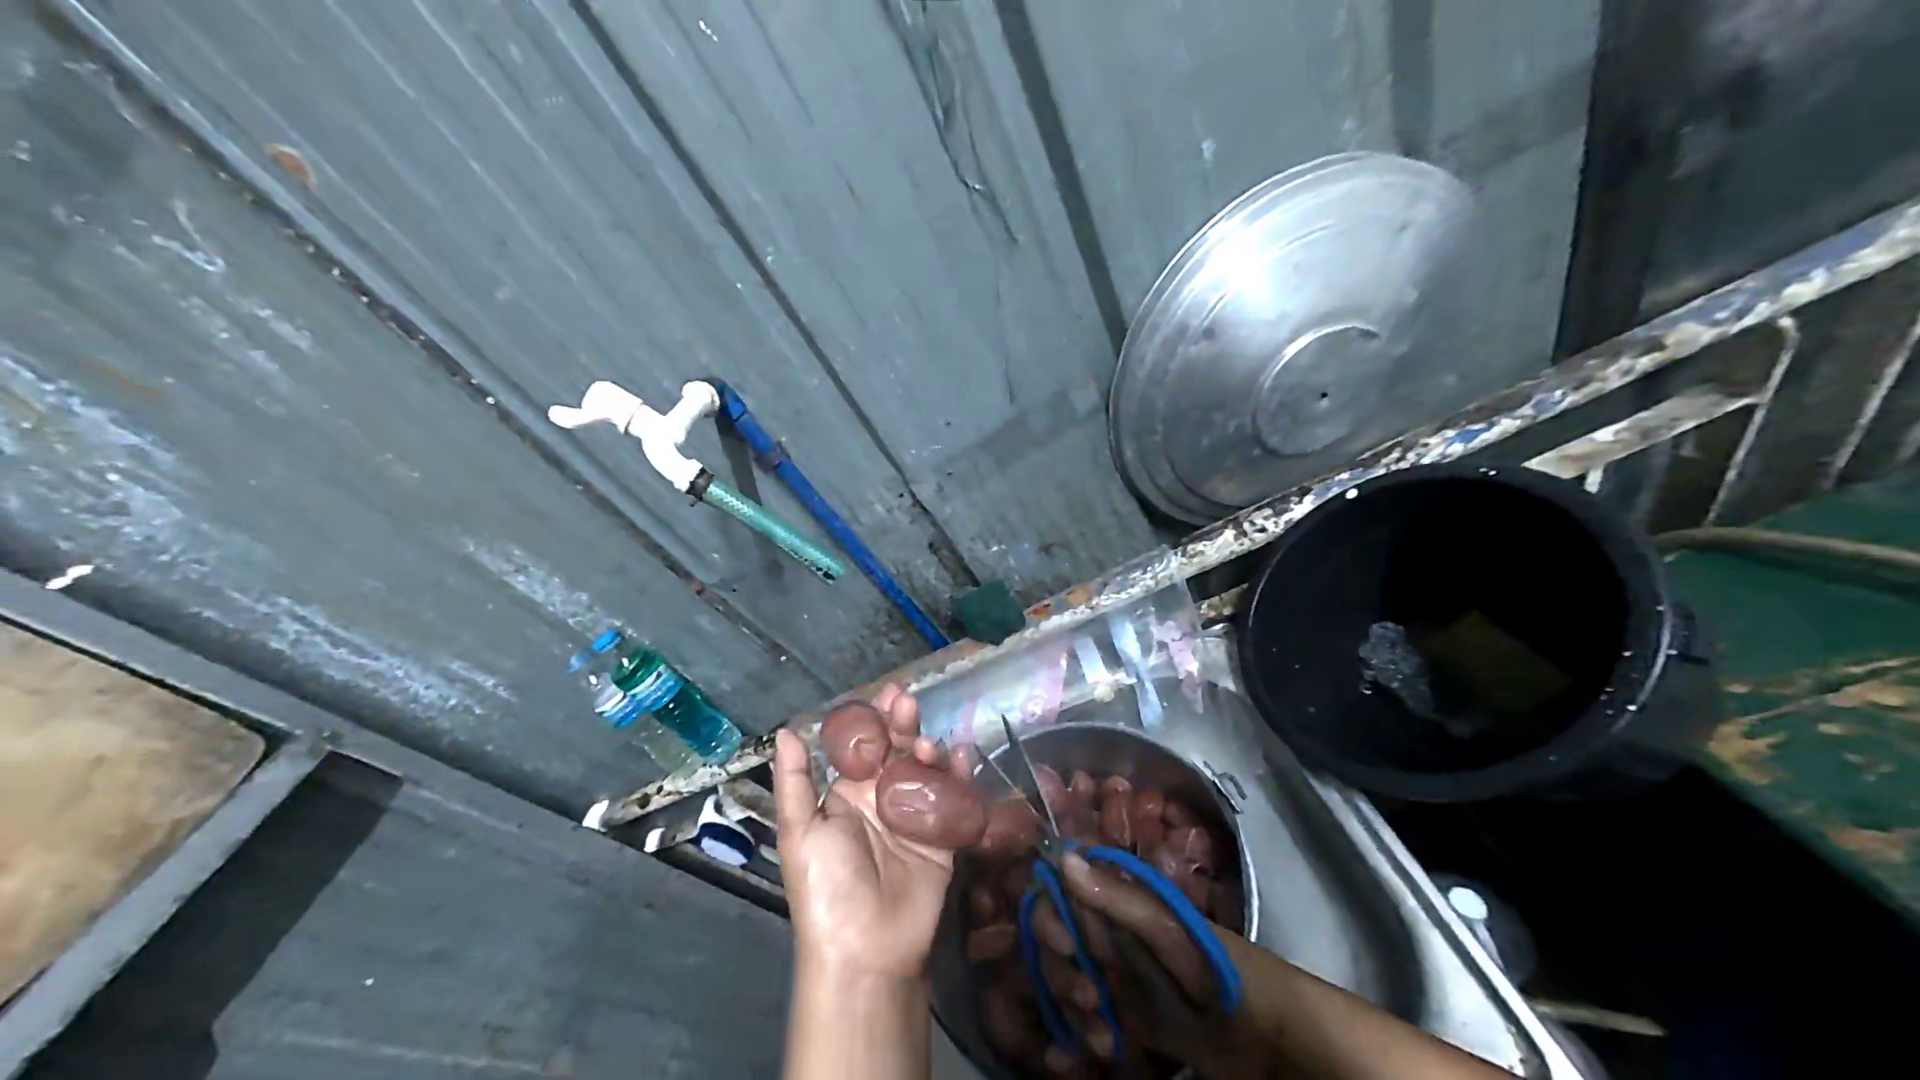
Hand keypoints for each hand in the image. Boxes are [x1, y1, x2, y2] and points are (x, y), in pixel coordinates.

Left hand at [773, 683, 971, 980]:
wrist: (865, 947)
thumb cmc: (826, 886)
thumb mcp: (800, 831)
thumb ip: (796, 781)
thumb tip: (788, 731)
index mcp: (848, 795)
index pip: (864, 747)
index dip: (875, 720)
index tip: (886, 694)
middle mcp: (882, 800)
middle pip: (897, 752)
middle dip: (903, 725)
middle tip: (907, 702)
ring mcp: (914, 817)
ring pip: (926, 771)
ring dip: (928, 749)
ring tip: (925, 741)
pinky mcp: (942, 838)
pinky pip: (952, 800)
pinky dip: (959, 776)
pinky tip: (962, 756)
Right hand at [1033, 853, 1265, 1078]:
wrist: (1276, 1043)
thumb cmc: (1221, 971)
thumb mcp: (1172, 931)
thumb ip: (1119, 899)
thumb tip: (1062, 855)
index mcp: (1122, 913)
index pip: (1064, 903)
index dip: (1051, 920)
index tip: (1064, 947)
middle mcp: (1114, 946)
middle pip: (1061, 955)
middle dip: (1062, 980)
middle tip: (1091, 1004)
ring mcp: (1122, 990)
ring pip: (1071, 996)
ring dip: (1073, 1019)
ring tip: (1103, 1045)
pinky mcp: (1134, 1032)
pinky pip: (1090, 1034)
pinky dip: (1073, 1047)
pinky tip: (1065, 1061)